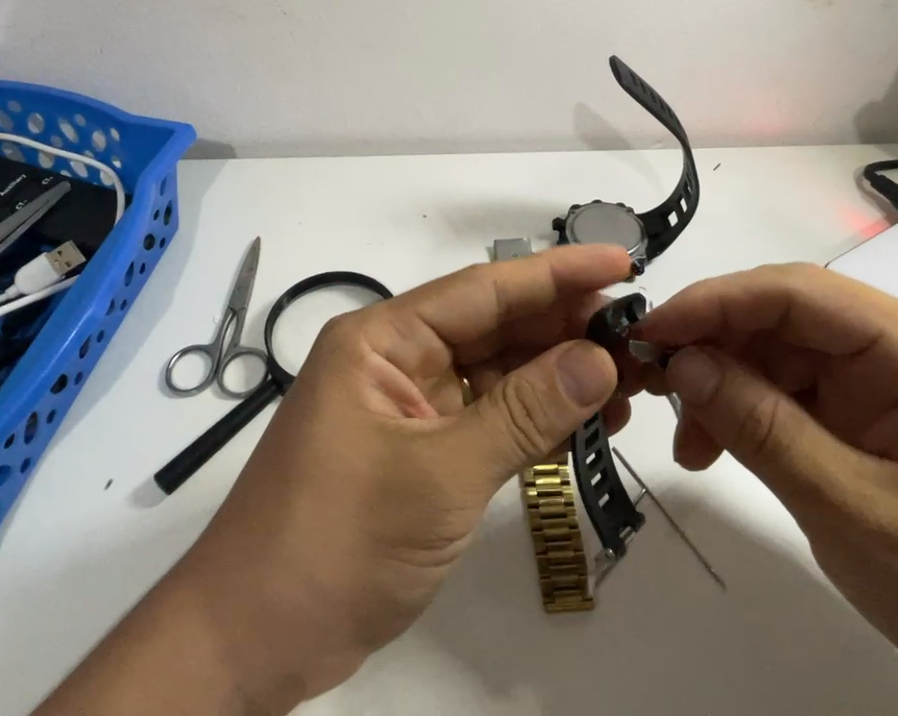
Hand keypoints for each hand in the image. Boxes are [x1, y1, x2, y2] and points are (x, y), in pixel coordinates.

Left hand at [39, 245, 631, 714]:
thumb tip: (600, 357)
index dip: (557, 273)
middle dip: (565, 329)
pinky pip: (484, 421)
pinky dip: (531, 422)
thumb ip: (523, 413)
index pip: (483, 289)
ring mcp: (404, 411)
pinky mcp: (415, 457)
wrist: (257, 636)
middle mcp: (393, 363)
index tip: (624, 261)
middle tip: (641, 335)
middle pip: (492, 329)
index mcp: (382, 341)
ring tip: (628, 385)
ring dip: (555, 378)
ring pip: (493, 376)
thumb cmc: (337, 541)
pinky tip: (583, 423)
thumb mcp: (439, 474)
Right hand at [635, 264, 897, 715]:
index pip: (804, 293)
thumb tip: (683, 362)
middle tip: (652, 391)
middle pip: (790, 317)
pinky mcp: (884, 411)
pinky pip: (802, 390)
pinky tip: (719, 449)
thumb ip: (765, 430)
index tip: (647, 332)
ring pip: (786, 352)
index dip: (716, 302)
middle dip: (715, 347)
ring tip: (689, 445)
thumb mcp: (856, 513)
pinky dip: (753, 413)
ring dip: (726, 385)